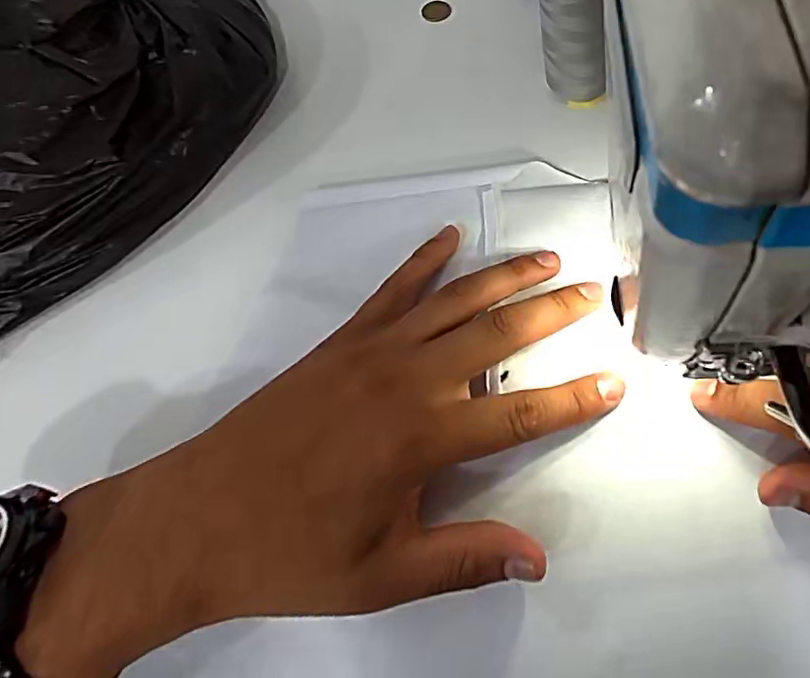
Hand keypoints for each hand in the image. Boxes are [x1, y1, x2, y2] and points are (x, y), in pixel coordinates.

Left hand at [16, 227, 624, 677]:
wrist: (194, 518)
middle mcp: (408, 380)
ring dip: (507, 274)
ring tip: (549, 257)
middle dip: (554, 310)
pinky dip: (426, 259)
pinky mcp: (345, 338)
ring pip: (457, 299)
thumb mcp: (381, 575)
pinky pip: (396, 288)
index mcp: (422, 439)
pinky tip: (451, 235)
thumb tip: (537, 558)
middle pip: (499, 334)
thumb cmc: (292, 552)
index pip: (519, 412)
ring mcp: (376, 349)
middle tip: (594, 292)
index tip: (614, 379)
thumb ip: (464, 559)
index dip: (573, 398)